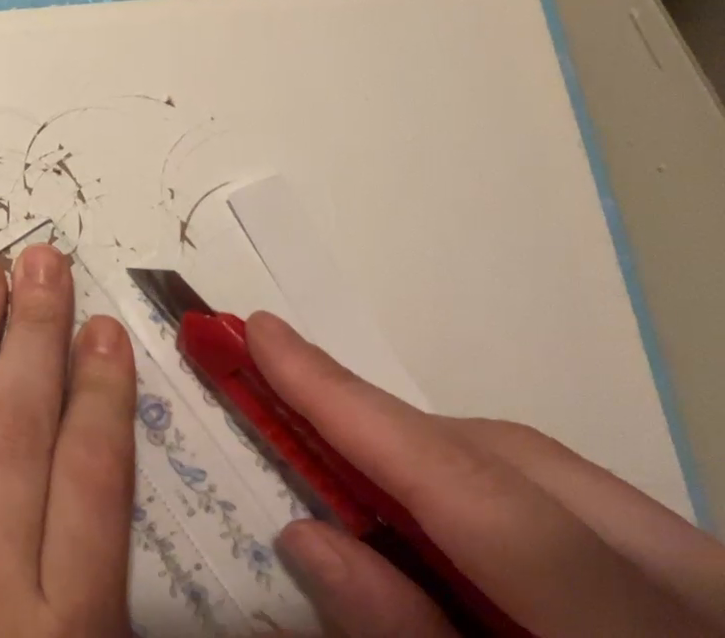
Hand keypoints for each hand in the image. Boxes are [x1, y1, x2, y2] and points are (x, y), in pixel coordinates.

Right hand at [250, 311, 724, 637]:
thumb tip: (307, 537)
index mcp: (645, 636)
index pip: (479, 498)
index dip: (354, 407)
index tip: (264, 335)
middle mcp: (705, 592)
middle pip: (519, 463)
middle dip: (387, 429)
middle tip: (285, 416)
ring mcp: (719, 587)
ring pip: (556, 474)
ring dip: (436, 464)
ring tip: (359, 489)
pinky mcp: (709, 591)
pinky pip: (589, 510)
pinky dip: (494, 501)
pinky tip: (449, 545)